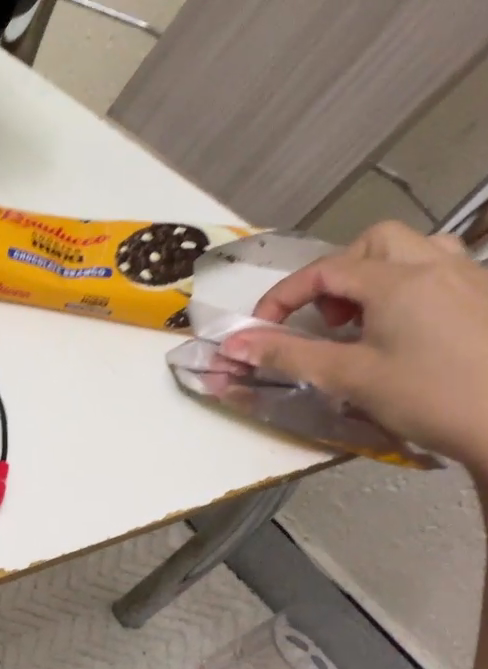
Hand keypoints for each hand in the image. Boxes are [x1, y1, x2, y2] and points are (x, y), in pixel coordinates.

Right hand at [219, 221, 487, 473]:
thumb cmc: (430, 396)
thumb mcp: (347, 377)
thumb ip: (287, 354)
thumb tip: (233, 343)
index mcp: (401, 283)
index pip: (326, 269)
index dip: (282, 295)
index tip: (259, 329)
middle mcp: (440, 269)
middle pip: (375, 243)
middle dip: (334, 272)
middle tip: (322, 315)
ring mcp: (473, 281)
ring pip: (415, 251)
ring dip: (375, 274)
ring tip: (361, 316)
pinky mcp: (487, 301)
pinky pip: (441, 273)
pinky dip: (406, 289)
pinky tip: (399, 329)